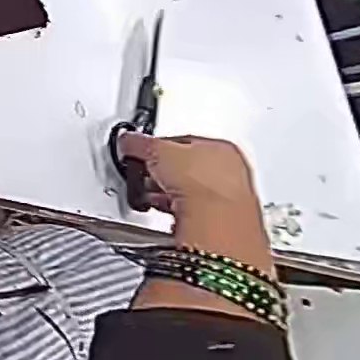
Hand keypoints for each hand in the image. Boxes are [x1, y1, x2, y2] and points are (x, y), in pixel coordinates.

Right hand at [115, 133, 256, 218]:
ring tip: (150, 194)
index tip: (141, 151)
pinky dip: (174, 208)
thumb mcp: (155, 150)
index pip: (182, 141)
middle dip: (163, 171)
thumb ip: (138, 143)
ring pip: (188, 189)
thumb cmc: (201, 181)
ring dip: (167, 191)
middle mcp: (231, 169)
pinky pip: (190, 209)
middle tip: (145, 174)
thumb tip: (128, 141)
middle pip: (187, 166)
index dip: (157, 146)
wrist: (213, 218)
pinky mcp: (218, 219)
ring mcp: (226, 196)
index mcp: (221, 146)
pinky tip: (164, 209)